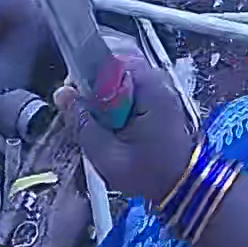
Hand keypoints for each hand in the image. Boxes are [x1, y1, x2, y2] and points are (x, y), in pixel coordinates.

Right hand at [55, 57, 195, 204]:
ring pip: (122, 75)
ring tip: (98, 118)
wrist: (184, 189)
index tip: (74, 88)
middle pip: (116, 63)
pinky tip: (112, 122)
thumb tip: (63, 95)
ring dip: (105, 92)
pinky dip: (117, 100)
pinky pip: (131, 87)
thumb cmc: (151, 175)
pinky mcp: (159, 100)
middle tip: (82, 105)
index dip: (87, 69)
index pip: (112, 56)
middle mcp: (158, 82)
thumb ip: (83, 124)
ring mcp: (161, 90)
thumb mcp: (108, 155)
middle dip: (94, 81)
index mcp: (149, 89)